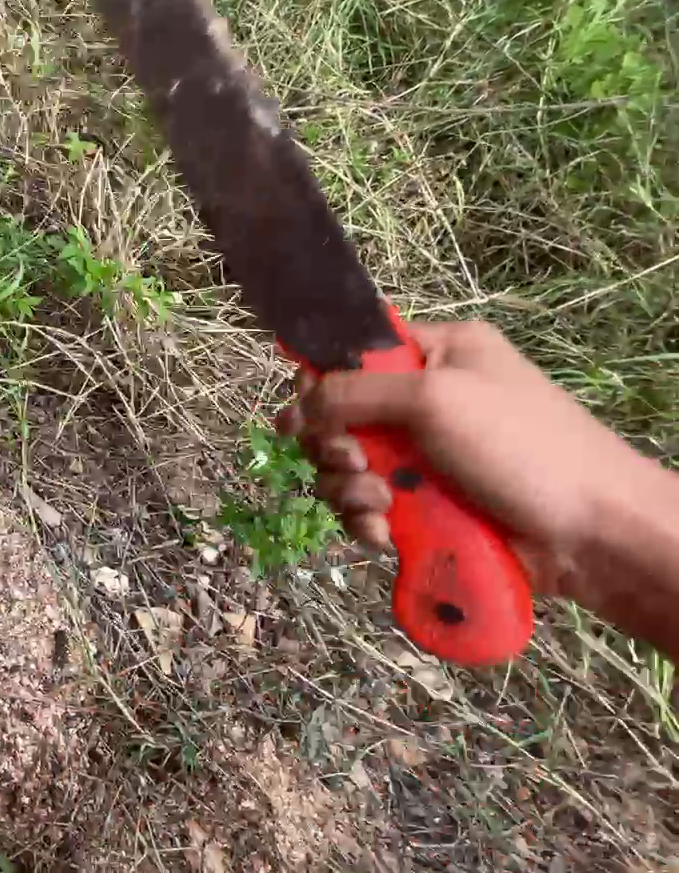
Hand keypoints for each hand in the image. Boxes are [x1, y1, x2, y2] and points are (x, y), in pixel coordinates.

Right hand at [277, 320, 656, 601]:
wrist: (600, 539)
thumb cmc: (524, 448)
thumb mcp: (434, 397)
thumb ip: (351, 391)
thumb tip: (293, 410)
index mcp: (437, 354)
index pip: (350, 354)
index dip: (318, 382)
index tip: (307, 413)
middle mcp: (425, 399)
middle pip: (335, 414)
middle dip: (332, 444)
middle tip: (354, 461)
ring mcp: (421, 453)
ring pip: (342, 464)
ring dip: (347, 486)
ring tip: (381, 502)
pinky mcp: (420, 500)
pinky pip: (362, 503)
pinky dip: (364, 517)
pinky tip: (383, 529)